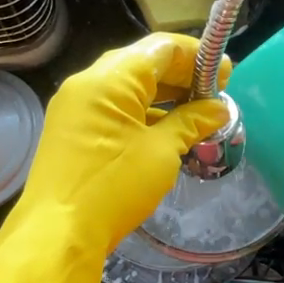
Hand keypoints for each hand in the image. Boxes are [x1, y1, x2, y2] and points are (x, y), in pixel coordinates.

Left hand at [0, 34, 229, 282]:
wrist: (58, 234)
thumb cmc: (113, 188)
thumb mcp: (161, 153)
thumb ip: (191, 123)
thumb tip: (217, 109)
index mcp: (108, 80)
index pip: (160, 48)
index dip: (197, 57)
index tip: (225, 75)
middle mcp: (86, 84)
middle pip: (142, 64)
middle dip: (181, 76)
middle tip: (214, 96)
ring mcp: (74, 108)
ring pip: (127, 89)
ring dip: (163, 97)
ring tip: (198, 116)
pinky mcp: (71, 132)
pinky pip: (112, 110)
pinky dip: (142, 115)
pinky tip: (168, 131)